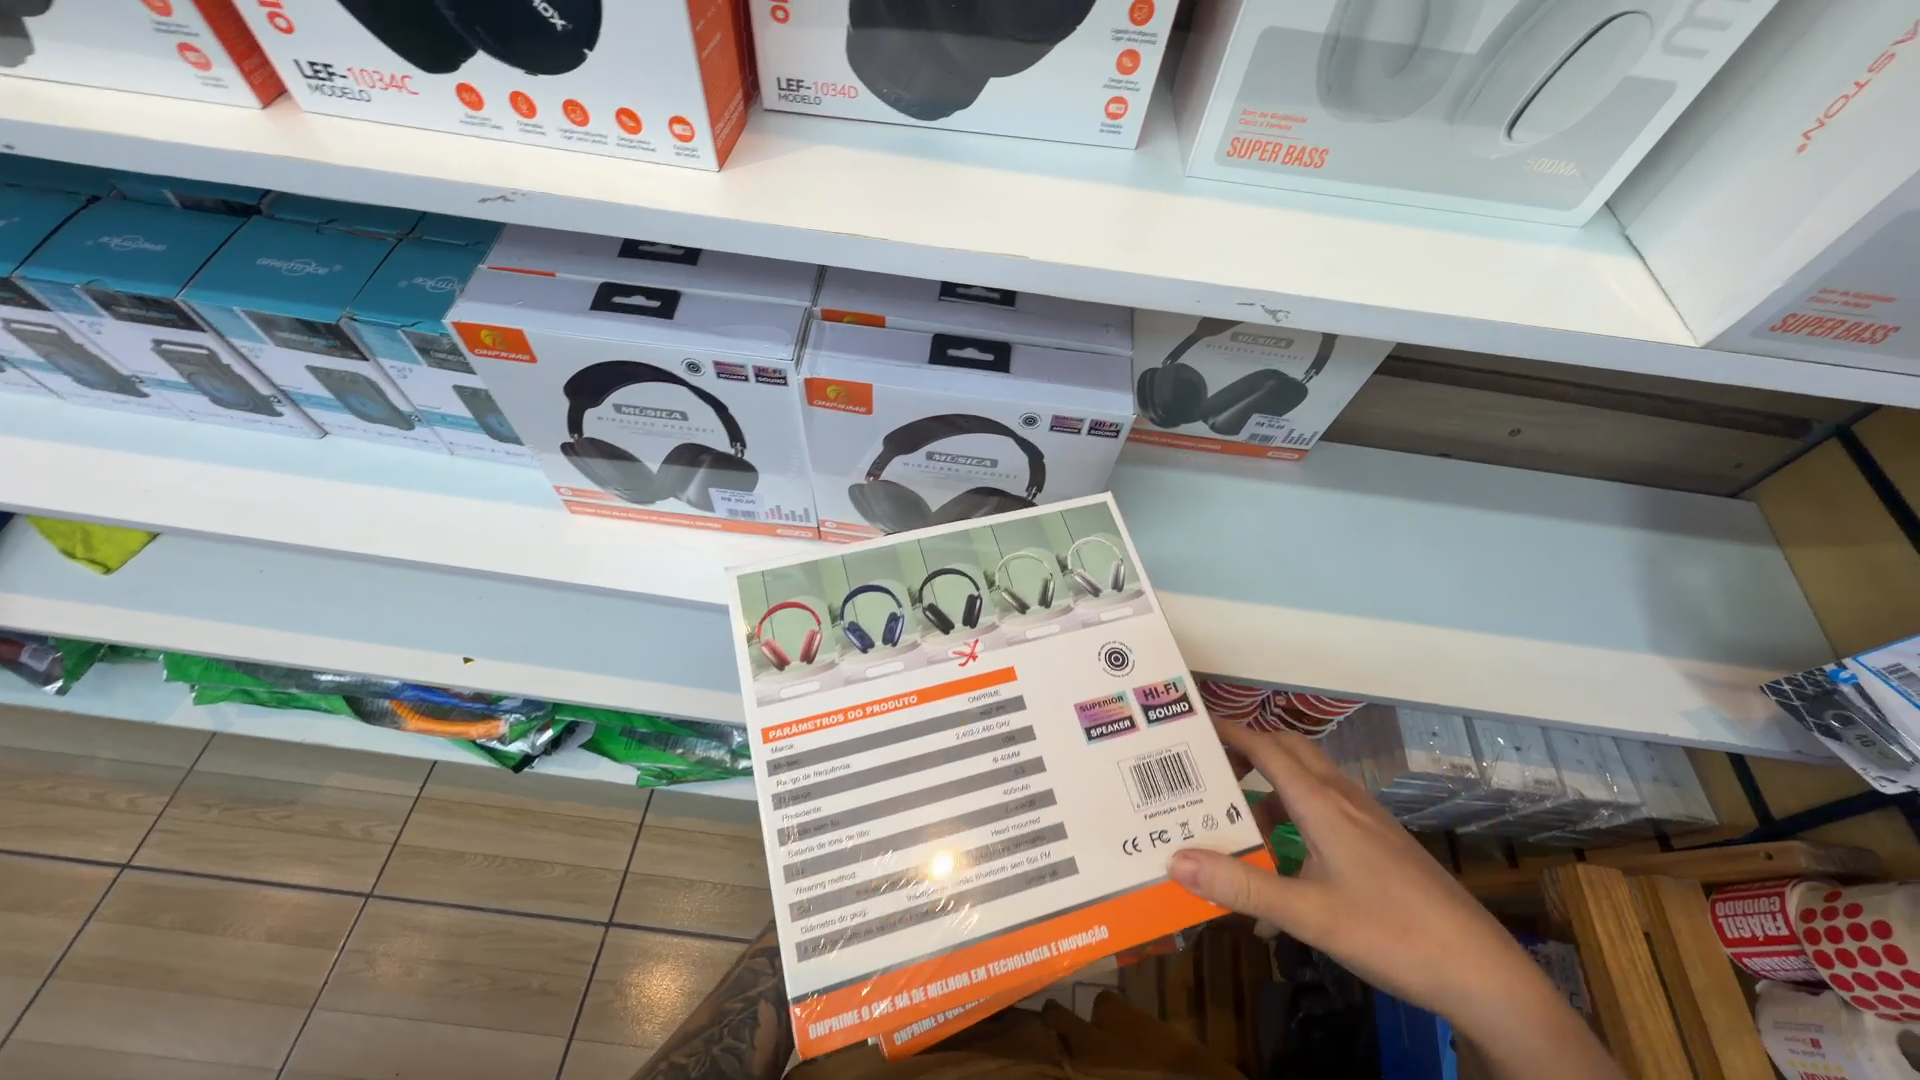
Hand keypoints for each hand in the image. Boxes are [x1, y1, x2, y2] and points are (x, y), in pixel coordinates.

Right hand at [1170, 721, 1573, 1038]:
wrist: (1479, 970)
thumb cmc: (1391, 934)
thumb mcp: (1307, 915)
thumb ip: (1241, 887)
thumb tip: (1175, 859)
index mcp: (1323, 805)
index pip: (1267, 749)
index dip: (1229, 731)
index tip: (1192, 724)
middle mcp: (1344, 802)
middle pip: (1291, 751)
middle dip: (1249, 746)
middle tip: (1208, 760)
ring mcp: (1367, 822)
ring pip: (1311, 780)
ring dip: (1272, 780)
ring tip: (1234, 807)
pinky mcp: (1380, 845)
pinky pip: (1326, 809)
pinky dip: (1295, 812)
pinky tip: (1283, 856)